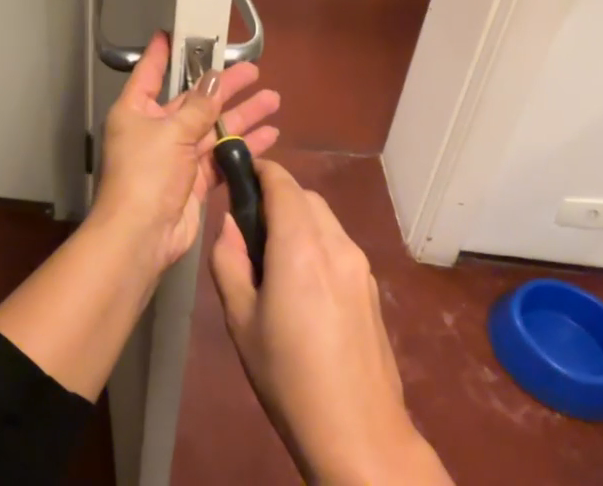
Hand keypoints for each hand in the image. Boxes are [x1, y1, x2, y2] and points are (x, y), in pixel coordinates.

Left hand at [90, 32, 279, 267]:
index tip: (176, 33)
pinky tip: (270, 136)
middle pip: (192, 100)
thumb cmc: (146, 174)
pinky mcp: (194, 179)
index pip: (150, 73)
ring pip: (212, 127)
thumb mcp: (171, 132)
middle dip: (223, 87)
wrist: (142, 234)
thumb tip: (214, 78)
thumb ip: (198, 107)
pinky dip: (243, 146)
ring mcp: (175, 155)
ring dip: (241, 115)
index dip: (163, 54)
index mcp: (136, 110)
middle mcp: (155, 128)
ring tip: (273, 99)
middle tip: (254, 71)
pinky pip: (221, 156)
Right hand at [209, 161, 450, 485]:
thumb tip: (230, 223)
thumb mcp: (239, 319)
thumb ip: (229, 260)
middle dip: (276, 195)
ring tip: (272, 256)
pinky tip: (300, 282)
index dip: (258, 170)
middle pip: (306, 197)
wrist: (359, 433)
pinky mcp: (373, 289)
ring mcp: (361, 267)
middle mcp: (337, 246)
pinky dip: (316, 241)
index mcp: (301, 248)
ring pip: (326, 219)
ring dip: (298, 218)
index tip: (235, 174)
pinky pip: (339, 244)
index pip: (282, 183)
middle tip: (247, 224)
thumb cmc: (287, 377)